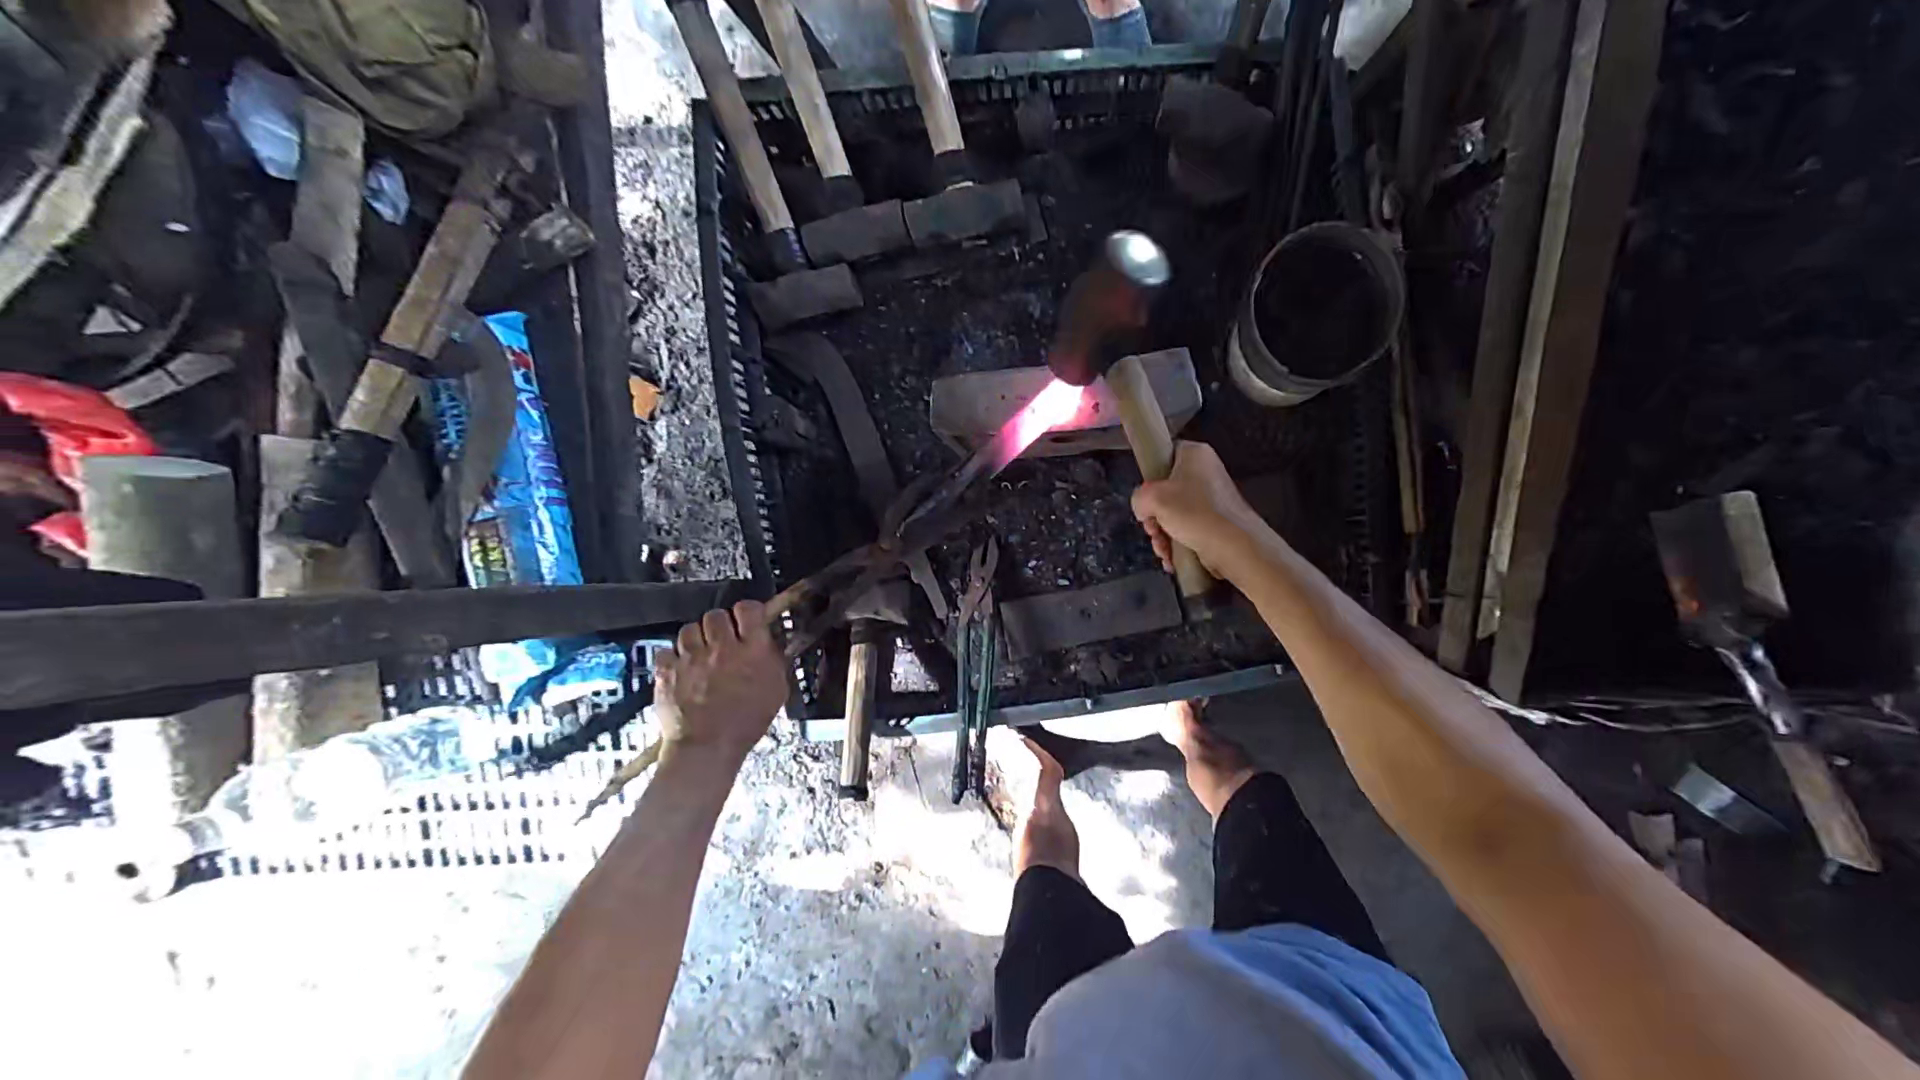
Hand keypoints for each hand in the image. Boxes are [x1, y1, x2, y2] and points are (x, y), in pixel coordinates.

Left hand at [654, 600, 788, 762]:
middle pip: (716, 615)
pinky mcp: (667, 671)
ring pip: (689, 629)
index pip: (748, 609)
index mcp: (752, 651)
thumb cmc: (745, 724)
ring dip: (696, 639)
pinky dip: (674, 658)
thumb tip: (771, 641)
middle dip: (719, 625)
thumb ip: (774, 660)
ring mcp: (692, 658)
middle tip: (721, 640)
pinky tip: (682, 670)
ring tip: (700, 655)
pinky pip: (668, 650)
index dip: (747, 611)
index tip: (747, 620)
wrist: (707, 749)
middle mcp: (722, 649)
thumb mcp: (776, 691)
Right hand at [1131, 441, 1266, 574]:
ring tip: (1164, 549)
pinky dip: (1176, 543)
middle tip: (1154, 528)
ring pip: (1173, 514)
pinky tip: (1172, 557)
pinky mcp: (1217, 521)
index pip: (1162, 456)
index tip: (1146, 498)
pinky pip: (1187, 528)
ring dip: (1162, 533)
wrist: (1235, 546)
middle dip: (1154, 516)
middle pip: (1165, 491)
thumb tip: (1145, 510)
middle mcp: (1206, 472)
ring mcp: (1213, 498)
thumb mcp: (1152, 498)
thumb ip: (1139, 498)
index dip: (1149, 478)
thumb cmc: (1195, 513)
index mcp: (1195, 454)